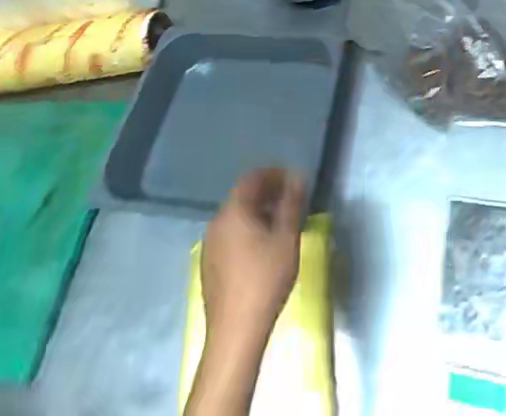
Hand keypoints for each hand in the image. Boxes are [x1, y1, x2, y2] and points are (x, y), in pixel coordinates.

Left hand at [201, 167, 305, 342]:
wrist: (235, 331)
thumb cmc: (265, 280)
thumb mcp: (286, 239)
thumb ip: (291, 204)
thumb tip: (297, 177)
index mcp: (233, 210)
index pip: (252, 178)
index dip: (273, 174)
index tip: (293, 179)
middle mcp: (216, 221)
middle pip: (242, 196)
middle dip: (267, 194)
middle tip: (290, 202)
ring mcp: (209, 244)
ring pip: (235, 217)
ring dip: (257, 213)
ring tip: (280, 225)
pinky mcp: (208, 264)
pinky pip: (229, 235)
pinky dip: (246, 231)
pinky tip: (261, 249)